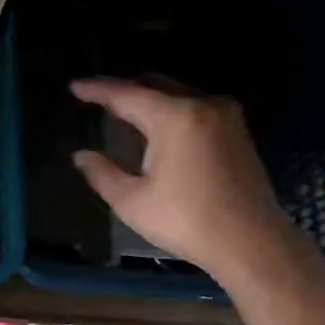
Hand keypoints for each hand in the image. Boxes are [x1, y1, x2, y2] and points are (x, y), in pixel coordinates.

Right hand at [69, 78, 295, 277]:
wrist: (249, 240)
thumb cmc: (185, 222)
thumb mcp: (132, 202)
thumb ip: (103, 173)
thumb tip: (81, 156)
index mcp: (174, 117)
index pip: (127, 94)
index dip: (97, 89)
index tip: (75, 86)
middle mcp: (203, 104)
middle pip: (156, 84)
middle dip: (125, 88)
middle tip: (99, 98)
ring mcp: (226, 114)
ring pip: (178, 93)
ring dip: (150, 98)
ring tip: (126, 112)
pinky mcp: (238, 129)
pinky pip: (196, 107)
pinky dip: (172, 110)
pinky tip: (159, 128)